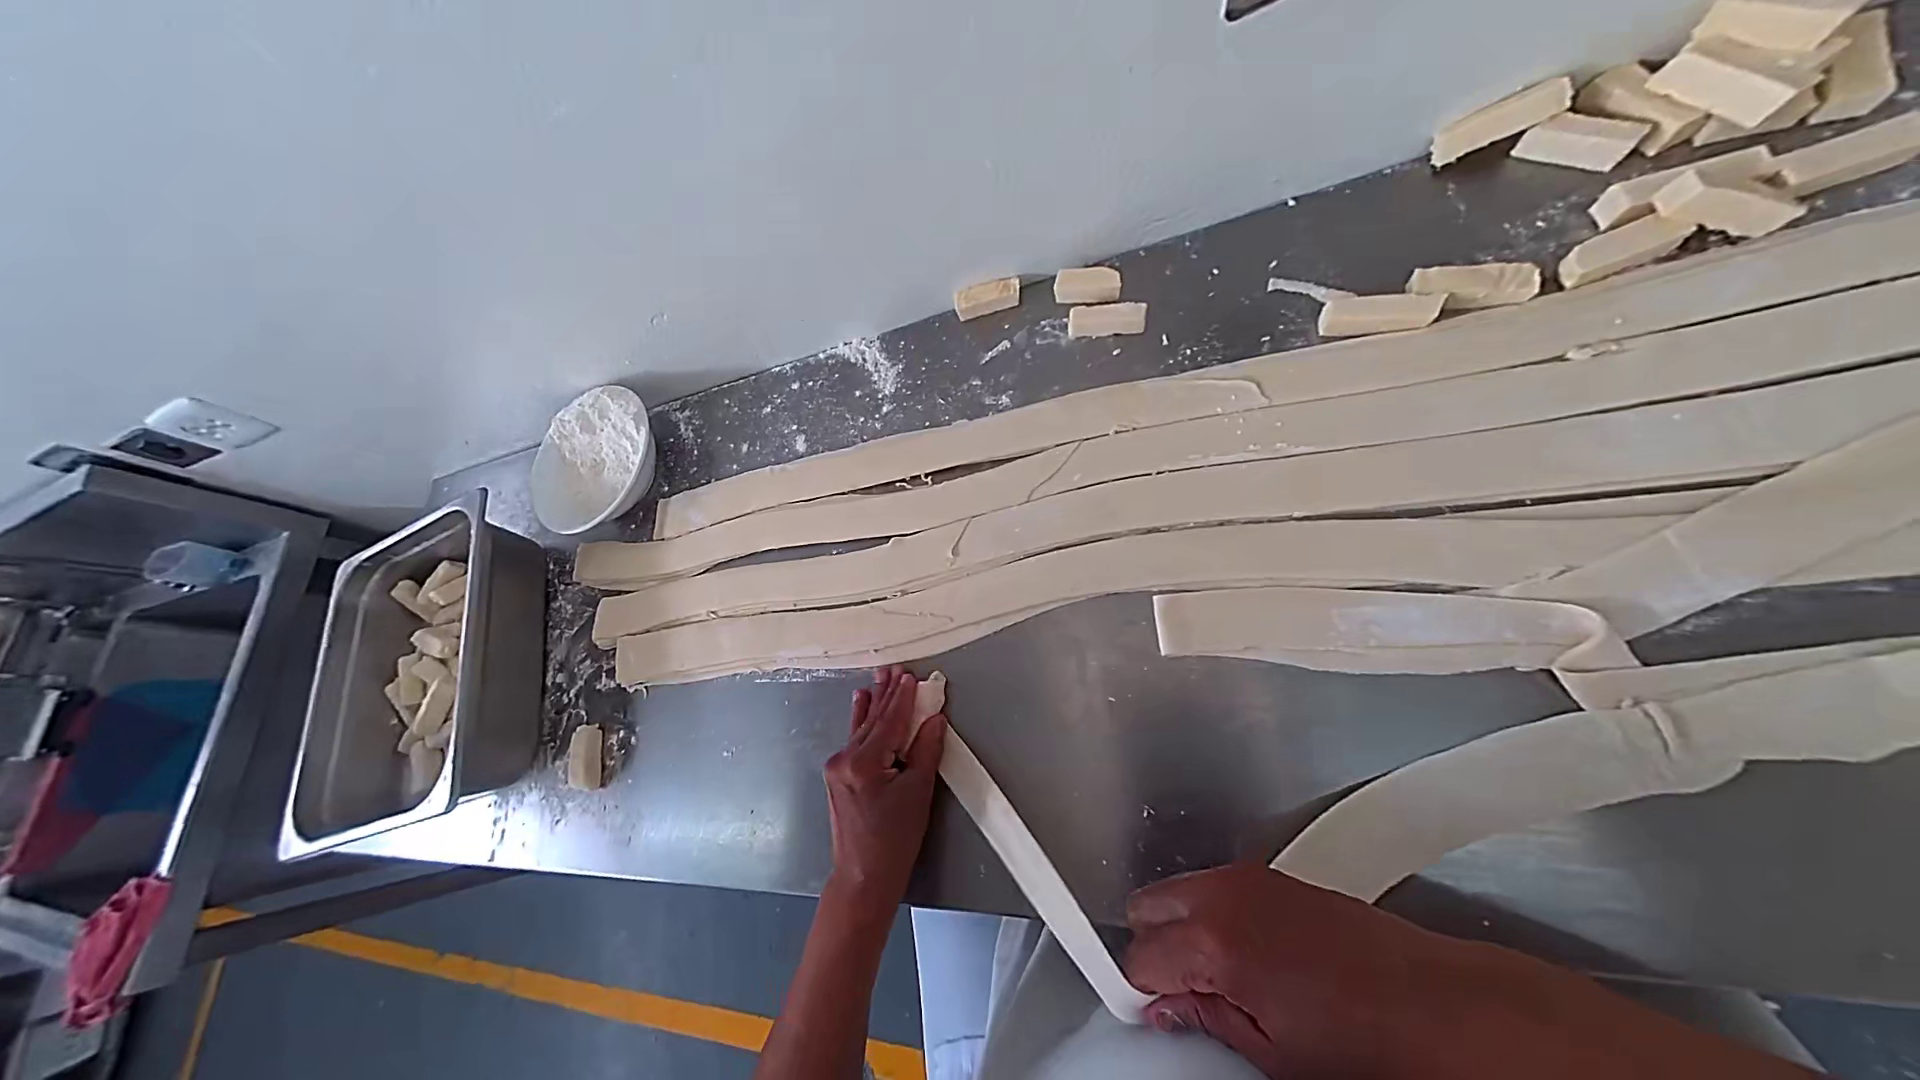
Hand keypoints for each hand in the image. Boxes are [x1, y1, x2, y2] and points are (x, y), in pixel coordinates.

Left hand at [822, 666, 945, 909]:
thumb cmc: (894, 841)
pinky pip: (853, 739)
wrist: (863, 877)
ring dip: (875, 702)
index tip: (913, 677)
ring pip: (862, 727)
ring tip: (882, 677)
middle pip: (874, 719)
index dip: (905, 698)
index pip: (891, 721)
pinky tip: (861, 702)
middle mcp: (844, 759)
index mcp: (864, 763)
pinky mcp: (837, 774)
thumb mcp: (918, 793)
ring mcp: (837, 766)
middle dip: (889, 694)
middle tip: (898, 670)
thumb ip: (926, 750)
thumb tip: (934, 720)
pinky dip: (861, 720)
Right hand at [1123, 862, 1447, 1076]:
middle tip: (1177, 990)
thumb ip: (1203, 1016)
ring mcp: (1246, 878)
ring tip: (1219, 975)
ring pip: (1175, 891)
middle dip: (1150, 946)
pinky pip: (1212, 885)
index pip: (1138, 954)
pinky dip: (1210, 913)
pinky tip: (1244, 953)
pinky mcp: (1269, 874)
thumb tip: (1166, 1007)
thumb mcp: (1272, 1052)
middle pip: (1144, 907)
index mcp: (1214, 941)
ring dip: (1179, 927)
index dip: (1138, 987)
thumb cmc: (1371, 1038)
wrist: (1439, 1007)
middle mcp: (1223, 895)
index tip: (1149, 1004)